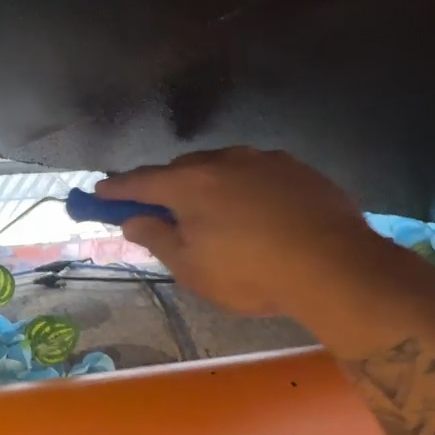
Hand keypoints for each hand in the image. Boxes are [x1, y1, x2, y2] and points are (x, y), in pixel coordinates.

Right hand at [95, 146, 387, 315]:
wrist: (335, 268)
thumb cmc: (249, 274)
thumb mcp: (191, 268)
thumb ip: (157, 239)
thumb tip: (134, 221)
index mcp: (189, 184)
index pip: (140, 182)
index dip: (116, 189)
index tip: (98, 193)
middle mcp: (224, 161)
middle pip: (181, 169)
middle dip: (165, 186)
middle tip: (160, 211)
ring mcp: (265, 160)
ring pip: (222, 166)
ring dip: (206, 184)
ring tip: (209, 212)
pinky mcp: (299, 170)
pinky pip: (256, 173)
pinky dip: (243, 187)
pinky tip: (252, 212)